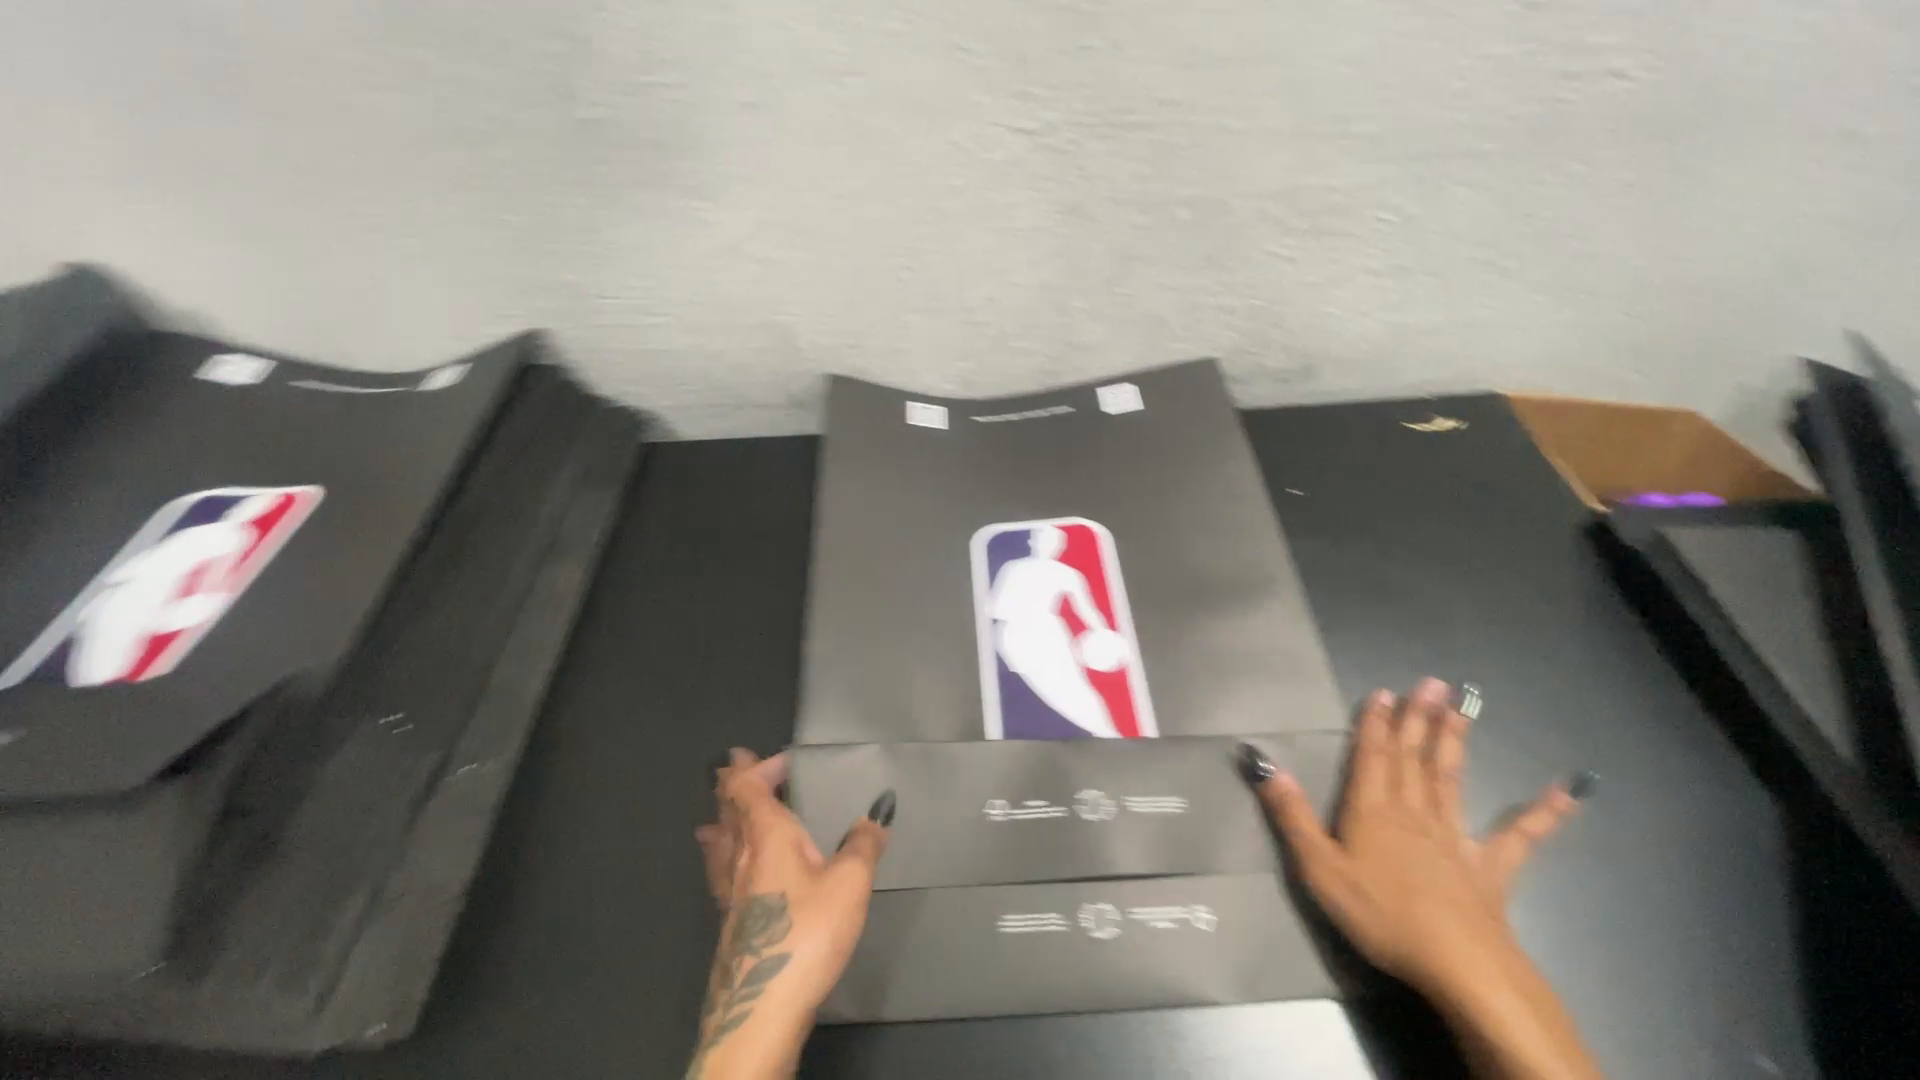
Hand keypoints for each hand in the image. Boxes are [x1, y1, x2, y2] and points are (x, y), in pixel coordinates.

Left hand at [688, 750, 893, 1079]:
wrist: (761, 1007)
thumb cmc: (806, 933)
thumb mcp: (849, 883)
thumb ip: (862, 845)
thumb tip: (876, 815)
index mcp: (766, 836)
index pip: (746, 788)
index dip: (755, 768)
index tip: (768, 756)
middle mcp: (740, 857)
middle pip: (728, 810)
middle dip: (735, 785)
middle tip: (739, 766)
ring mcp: (730, 892)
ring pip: (721, 842)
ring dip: (726, 820)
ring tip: (725, 814)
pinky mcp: (732, 922)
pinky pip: (723, 872)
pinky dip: (727, 856)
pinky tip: (735, 873)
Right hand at [1247, 678, 1604, 1078]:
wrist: (1456, 962)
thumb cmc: (1379, 914)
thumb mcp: (1318, 867)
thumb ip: (1292, 814)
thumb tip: (1263, 763)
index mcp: (1373, 810)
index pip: (1373, 755)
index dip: (1375, 722)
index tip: (1384, 691)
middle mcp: (1414, 812)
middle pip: (1414, 757)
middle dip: (1419, 719)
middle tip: (1431, 683)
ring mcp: (1456, 837)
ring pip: (1450, 779)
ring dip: (1453, 742)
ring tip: (1461, 710)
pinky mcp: (1490, 867)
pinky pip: (1520, 834)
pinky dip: (1543, 811)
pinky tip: (1569, 790)